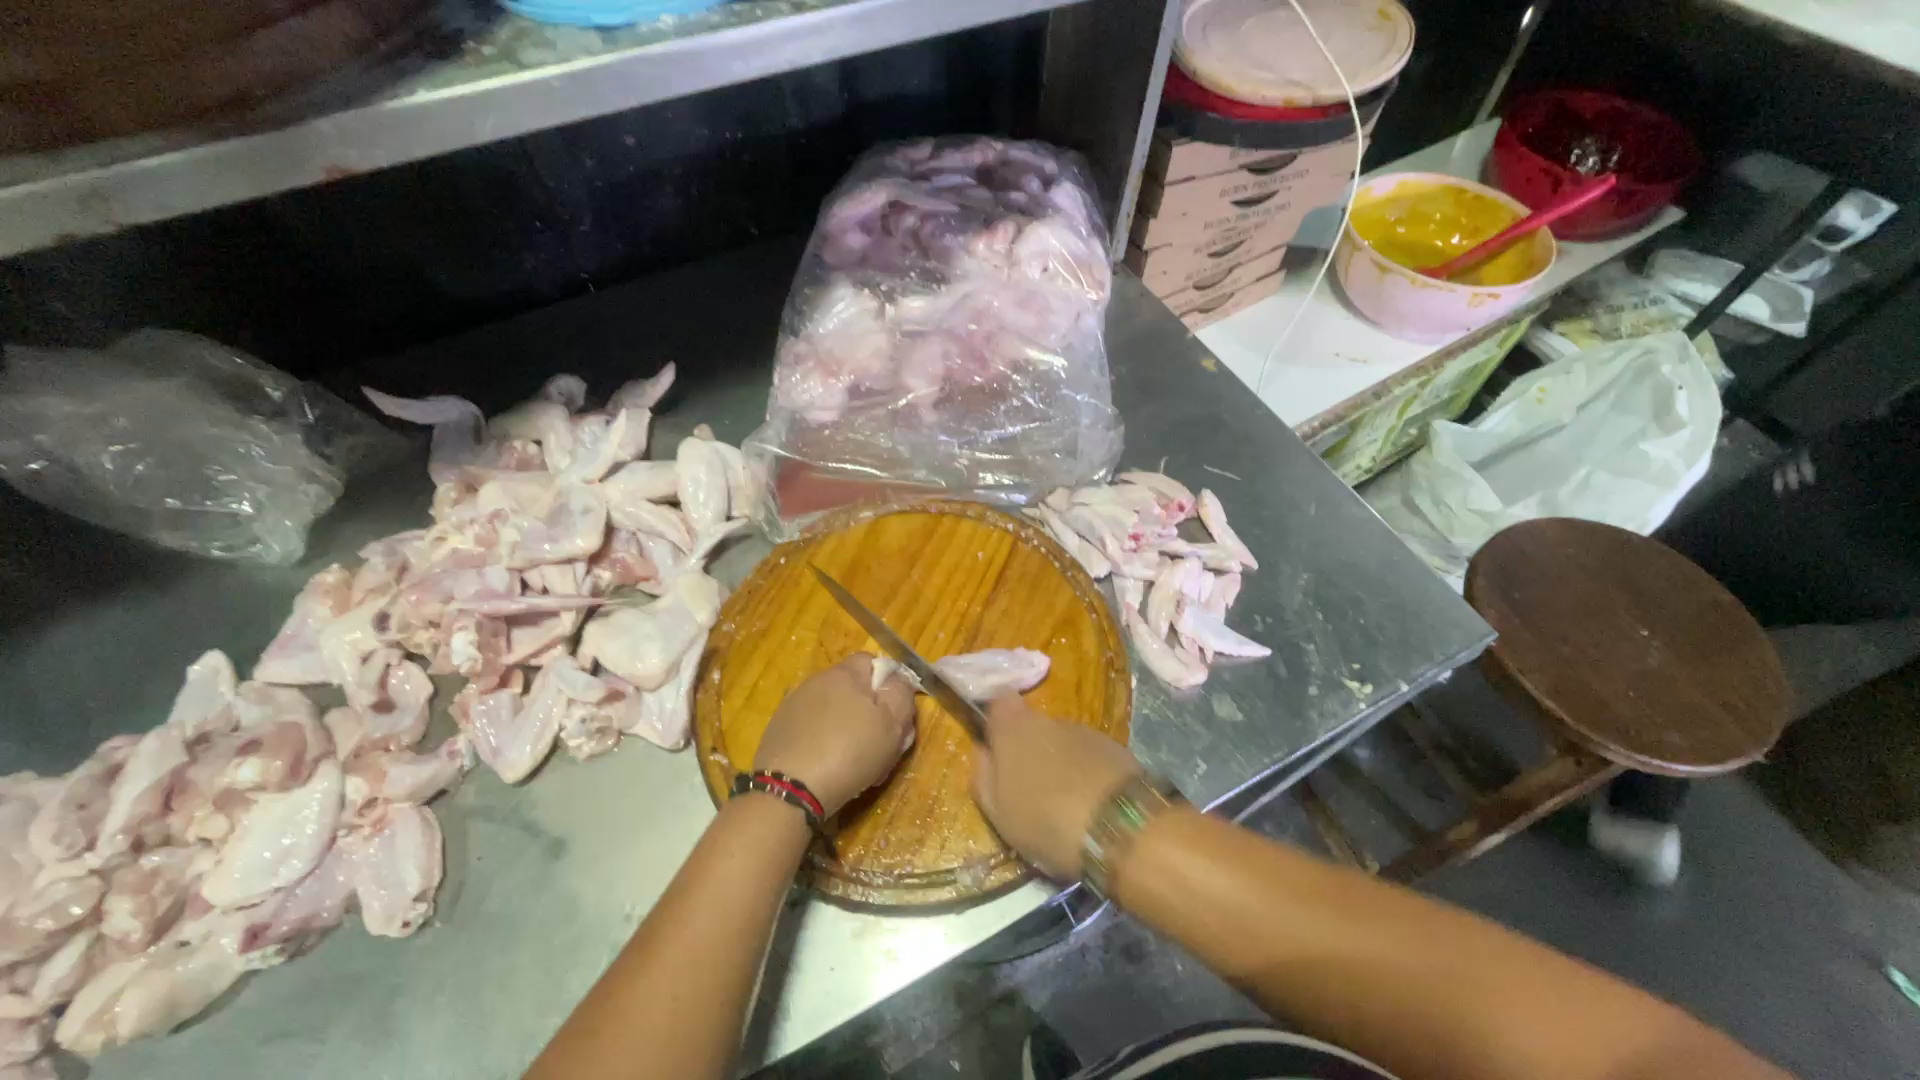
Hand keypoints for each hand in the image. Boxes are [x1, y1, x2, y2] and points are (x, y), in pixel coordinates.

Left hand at [753, 654, 915, 816]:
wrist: (790, 790)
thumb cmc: (850, 752)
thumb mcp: (892, 725)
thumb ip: (901, 695)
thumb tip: (898, 681)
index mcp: (844, 673)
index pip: (873, 662)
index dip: (889, 685)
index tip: (896, 716)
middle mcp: (815, 682)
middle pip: (852, 690)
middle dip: (869, 714)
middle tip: (881, 747)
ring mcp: (793, 706)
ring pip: (833, 714)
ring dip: (847, 732)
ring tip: (855, 765)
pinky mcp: (779, 731)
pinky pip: (812, 732)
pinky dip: (824, 745)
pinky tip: (829, 770)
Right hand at [970, 696, 1142, 879]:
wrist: (1119, 829)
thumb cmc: (1044, 821)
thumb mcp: (997, 812)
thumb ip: (983, 776)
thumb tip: (982, 751)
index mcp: (1014, 729)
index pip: (999, 700)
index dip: (997, 718)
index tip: (997, 744)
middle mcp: (1049, 720)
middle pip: (1033, 724)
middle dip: (1031, 748)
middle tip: (1032, 786)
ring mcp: (1086, 731)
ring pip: (1063, 741)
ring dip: (1061, 761)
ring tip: (1066, 801)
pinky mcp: (1116, 748)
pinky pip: (1091, 755)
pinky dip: (1088, 771)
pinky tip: (1093, 803)